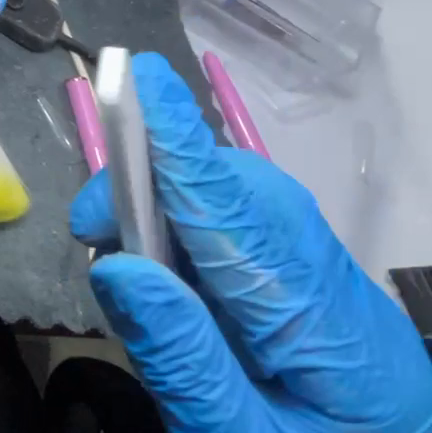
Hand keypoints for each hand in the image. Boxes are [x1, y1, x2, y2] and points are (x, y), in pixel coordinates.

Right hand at [70, 54, 431, 432]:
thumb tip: (117, 262)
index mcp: (328, 333)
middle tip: (94, 230)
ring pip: (239, 209)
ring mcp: (331, 293)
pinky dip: (186, 234)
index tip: (143, 76)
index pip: (239, 213)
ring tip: (120, 255)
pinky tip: (161, 275)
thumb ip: (182, 356)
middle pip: (244, 194)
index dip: (182, 142)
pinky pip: (243, 237)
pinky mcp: (314, 300)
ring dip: (165, 209)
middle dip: (158, 181)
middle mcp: (337, 294)